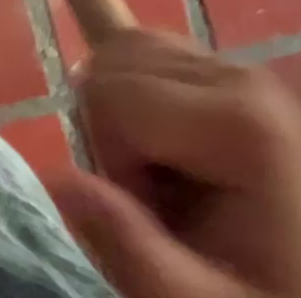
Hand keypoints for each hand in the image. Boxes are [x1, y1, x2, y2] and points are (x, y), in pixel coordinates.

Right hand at [51, 31, 300, 297]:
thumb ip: (131, 248)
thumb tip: (58, 179)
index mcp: (240, 121)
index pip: (109, 93)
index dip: (112, 158)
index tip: (159, 215)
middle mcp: (242, 76)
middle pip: (112, 62)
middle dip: (111, 128)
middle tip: (159, 197)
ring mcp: (239, 70)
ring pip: (122, 51)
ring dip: (119, 111)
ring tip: (164, 172)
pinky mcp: (231, 75)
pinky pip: (145, 53)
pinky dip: (134, 95)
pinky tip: (169, 147)